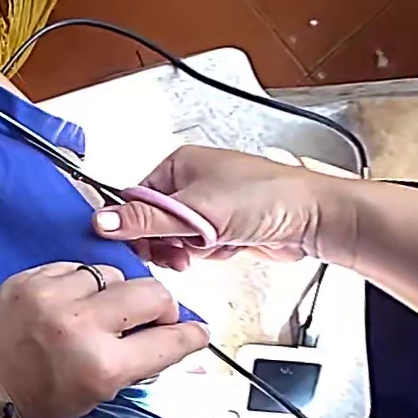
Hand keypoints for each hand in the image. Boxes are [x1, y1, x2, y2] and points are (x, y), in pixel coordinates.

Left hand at [0, 262, 209, 417]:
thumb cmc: (35, 399)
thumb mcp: (94, 396)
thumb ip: (136, 365)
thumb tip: (175, 340)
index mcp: (101, 367)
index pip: (169, 341)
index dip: (190, 335)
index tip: (195, 331)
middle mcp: (81, 326)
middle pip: (152, 293)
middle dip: (162, 306)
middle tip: (153, 315)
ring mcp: (52, 296)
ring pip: (112, 273)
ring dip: (115, 291)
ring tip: (99, 309)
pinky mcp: (29, 278)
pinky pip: (75, 267)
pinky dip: (80, 282)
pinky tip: (69, 300)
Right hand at [92, 145, 358, 269]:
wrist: (316, 218)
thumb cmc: (267, 198)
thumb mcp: (196, 212)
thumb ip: (146, 220)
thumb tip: (101, 220)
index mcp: (178, 164)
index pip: (136, 201)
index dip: (137, 228)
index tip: (144, 246)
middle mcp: (190, 181)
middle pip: (154, 223)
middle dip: (168, 242)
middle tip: (182, 251)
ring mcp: (208, 204)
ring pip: (175, 238)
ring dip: (189, 250)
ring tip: (210, 246)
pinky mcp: (223, 225)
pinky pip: (198, 246)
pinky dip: (208, 253)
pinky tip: (226, 247)